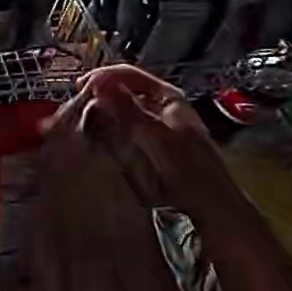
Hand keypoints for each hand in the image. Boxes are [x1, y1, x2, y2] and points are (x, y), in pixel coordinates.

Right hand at [49, 65, 239, 221]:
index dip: (104, 77)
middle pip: (122, 94)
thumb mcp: (152, 135)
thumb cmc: (190, 173)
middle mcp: (161, 112)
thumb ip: (124, 107)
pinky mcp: (148, 151)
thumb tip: (98, 81)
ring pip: (119, 114)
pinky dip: (107, 136)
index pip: (129, 75)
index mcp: (169, 100)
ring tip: (86, 126)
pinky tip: (99, 144)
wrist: (211, 215)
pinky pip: (120, 135)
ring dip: (101, 118)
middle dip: (99, 100)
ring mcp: (155, 131)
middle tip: (80, 107)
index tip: (82, 86)